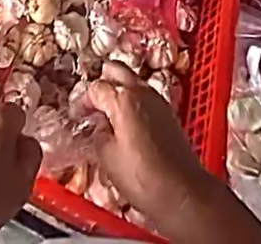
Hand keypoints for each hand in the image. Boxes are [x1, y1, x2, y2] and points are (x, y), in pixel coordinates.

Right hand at [86, 62, 212, 216]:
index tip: (79, 114)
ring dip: (119, 88)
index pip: (96, 87)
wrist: (181, 191)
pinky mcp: (167, 110)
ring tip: (110, 112)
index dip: (84, 100)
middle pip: (116, 69)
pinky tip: (129, 121)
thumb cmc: (141, 176)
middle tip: (93, 102)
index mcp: (122, 99)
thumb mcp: (108, 158)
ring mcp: (156, 98)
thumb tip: (100, 125)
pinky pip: (144, 94)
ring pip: (132, 79)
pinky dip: (133, 99)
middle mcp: (140, 91)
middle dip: (102, 80)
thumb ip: (99, 134)